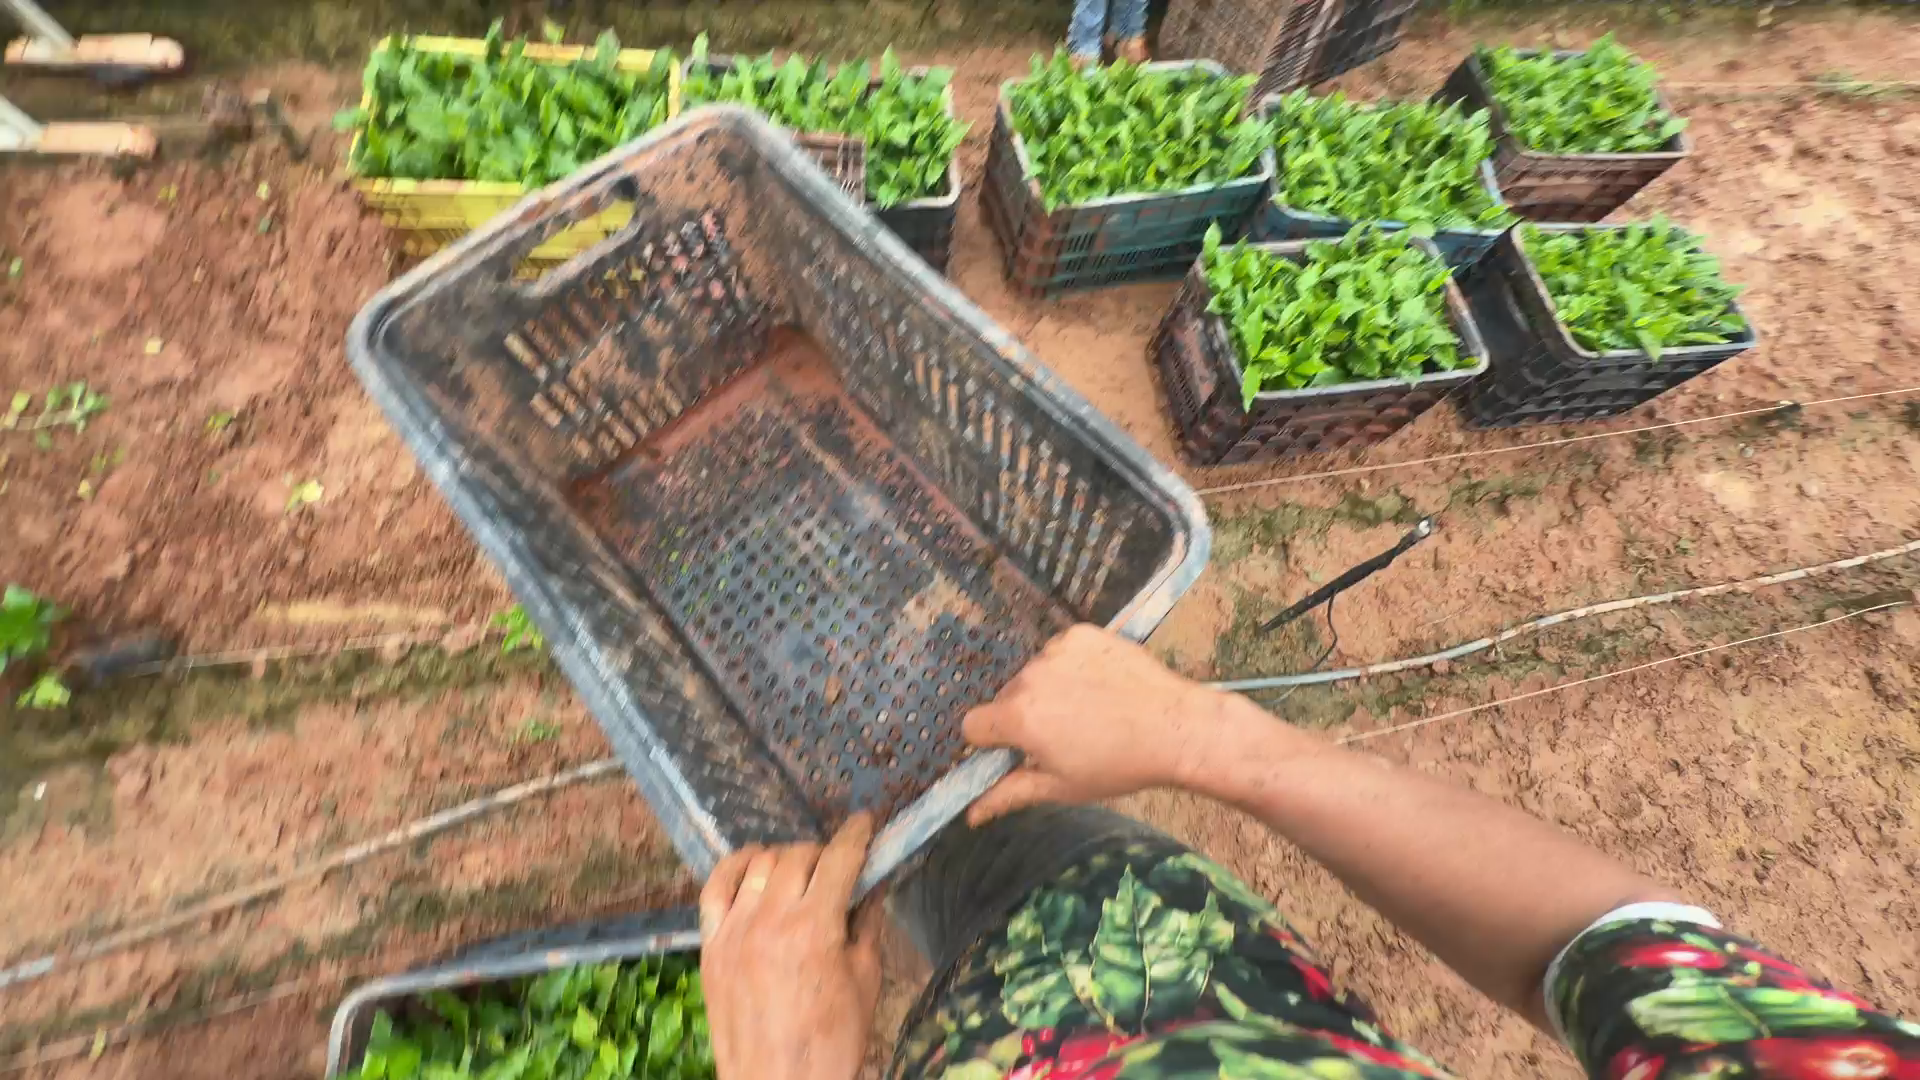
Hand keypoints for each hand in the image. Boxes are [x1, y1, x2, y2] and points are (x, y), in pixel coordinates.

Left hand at [699, 816, 882, 1079]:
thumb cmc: (833, 1041)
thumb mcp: (866, 978)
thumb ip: (868, 922)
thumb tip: (875, 883)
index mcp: (816, 927)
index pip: (840, 857)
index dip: (857, 833)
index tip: (866, 822)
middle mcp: (772, 919)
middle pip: (799, 854)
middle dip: (823, 852)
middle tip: (836, 867)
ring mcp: (735, 931)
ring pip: (760, 863)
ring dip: (785, 859)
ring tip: (799, 873)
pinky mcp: (711, 947)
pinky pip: (715, 888)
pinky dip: (734, 867)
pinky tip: (753, 866)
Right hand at [962, 624, 1234, 824]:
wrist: (1176, 727)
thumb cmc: (1118, 764)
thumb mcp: (1061, 787)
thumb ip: (1008, 795)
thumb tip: (971, 814)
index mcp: (1018, 717)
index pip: (973, 724)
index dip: (991, 741)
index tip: (1017, 750)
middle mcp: (1029, 677)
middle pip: (1006, 698)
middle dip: (1024, 715)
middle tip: (1064, 734)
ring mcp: (1055, 650)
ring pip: (1033, 673)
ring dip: (1048, 688)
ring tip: (1089, 709)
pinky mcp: (1079, 634)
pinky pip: (1058, 651)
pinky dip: (1070, 665)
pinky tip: (1099, 685)